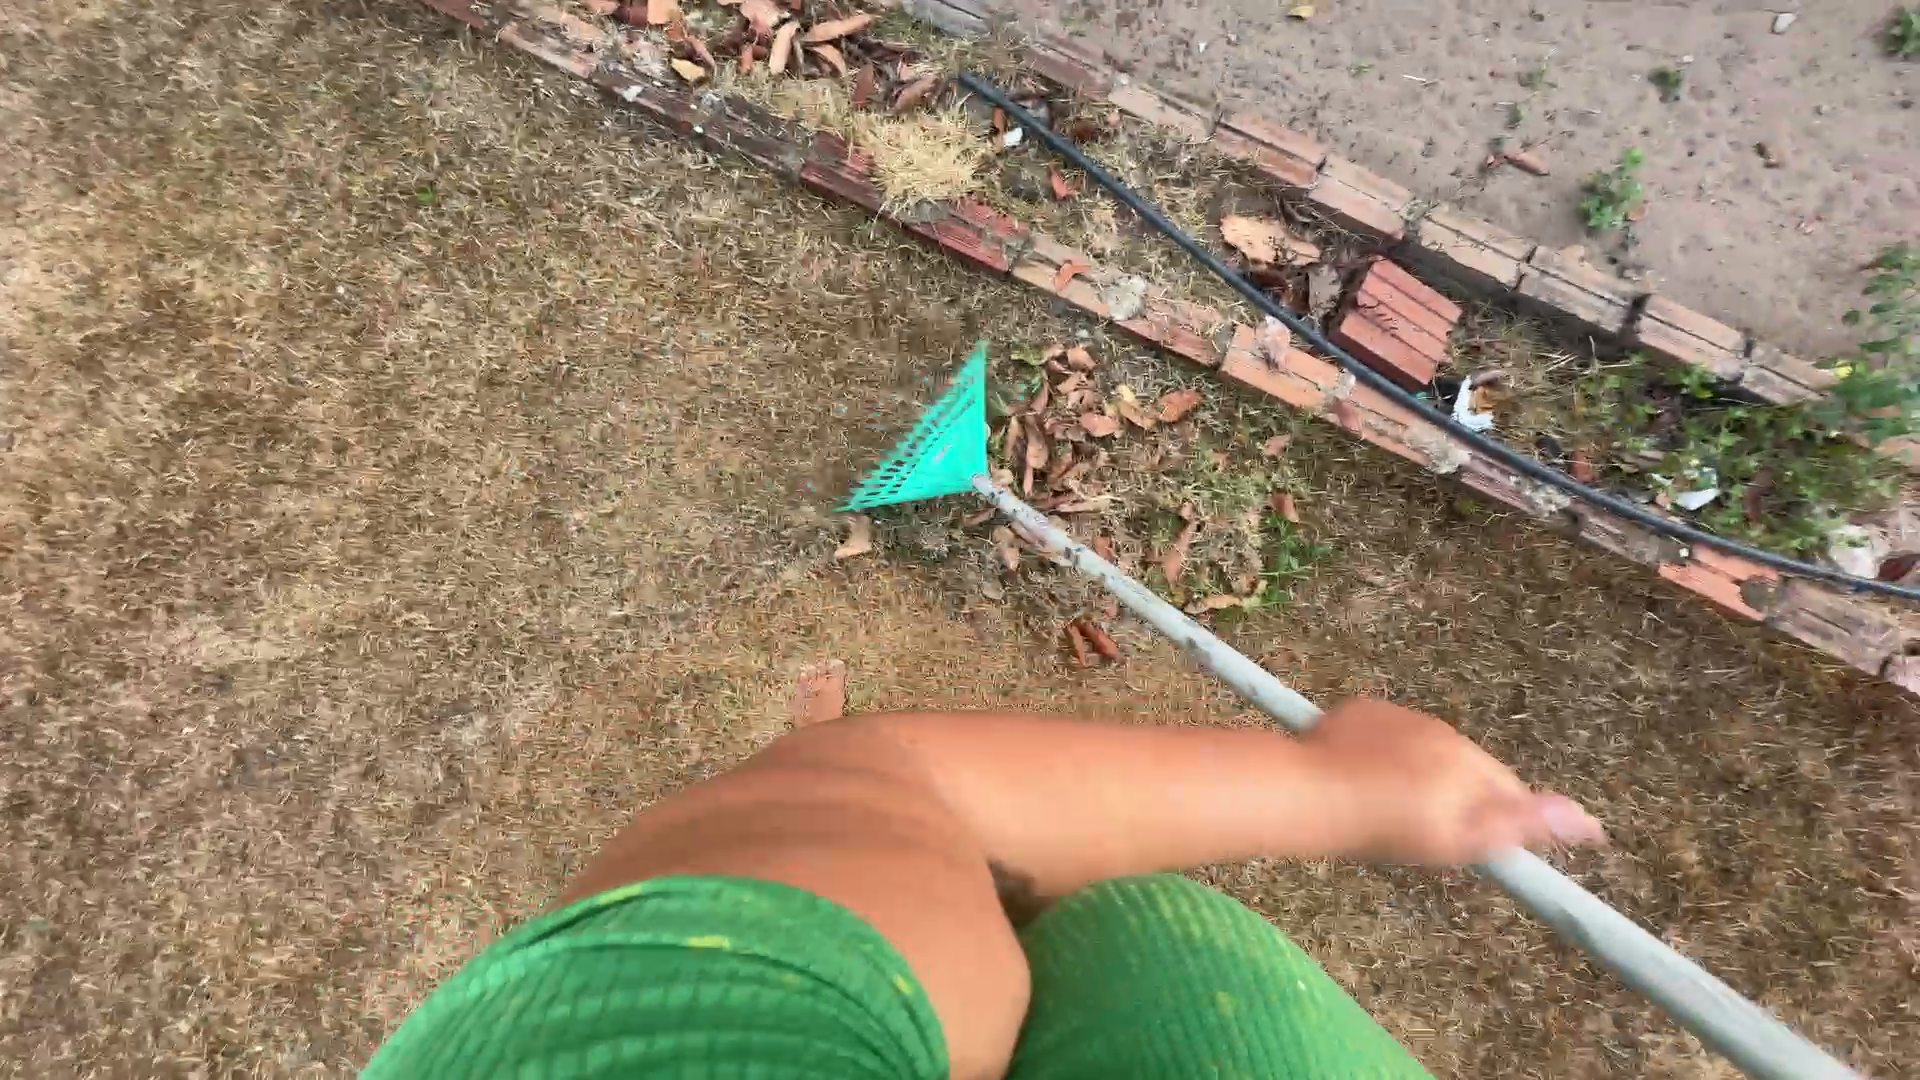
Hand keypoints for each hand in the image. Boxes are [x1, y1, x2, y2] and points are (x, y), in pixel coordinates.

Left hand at [1300, 698, 1606, 863]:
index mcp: (1467, 758)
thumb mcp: (1461, 837)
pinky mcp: (1358, 710)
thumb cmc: (1388, 824)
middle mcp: (1436, 727)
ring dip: (1414, 768)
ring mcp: (1394, 714)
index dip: (1492, 815)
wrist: (1313, 791)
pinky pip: (1381, 731)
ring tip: (1386, 801)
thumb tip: (1590, 820)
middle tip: (1418, 825)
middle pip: (1459, 764)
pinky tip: (1360, 774)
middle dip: (1451, 790)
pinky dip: (1379, 749)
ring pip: (1419, 745)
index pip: (1502, 787)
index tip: (1466, 837)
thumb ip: (1522, 824)